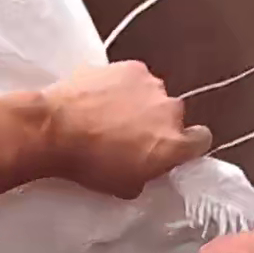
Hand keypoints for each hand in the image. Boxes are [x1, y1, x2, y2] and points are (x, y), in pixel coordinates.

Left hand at [38, 62, 211, 197]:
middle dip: (157, 123)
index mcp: (174, 143)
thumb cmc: (88, 164)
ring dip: (139, 102)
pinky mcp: (128, 66)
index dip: (187, 145)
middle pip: (173, 116)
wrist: (53, 129)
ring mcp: (149, 84)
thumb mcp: (125, 186)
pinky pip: (132, 77)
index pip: (201, 140)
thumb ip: (148, 174)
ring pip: (152, 94)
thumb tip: (148, 168)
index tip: (171, 148)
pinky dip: (120, 85)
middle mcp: (170, 110)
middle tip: (130, 134)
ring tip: (109, 113)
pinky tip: (99, 96)